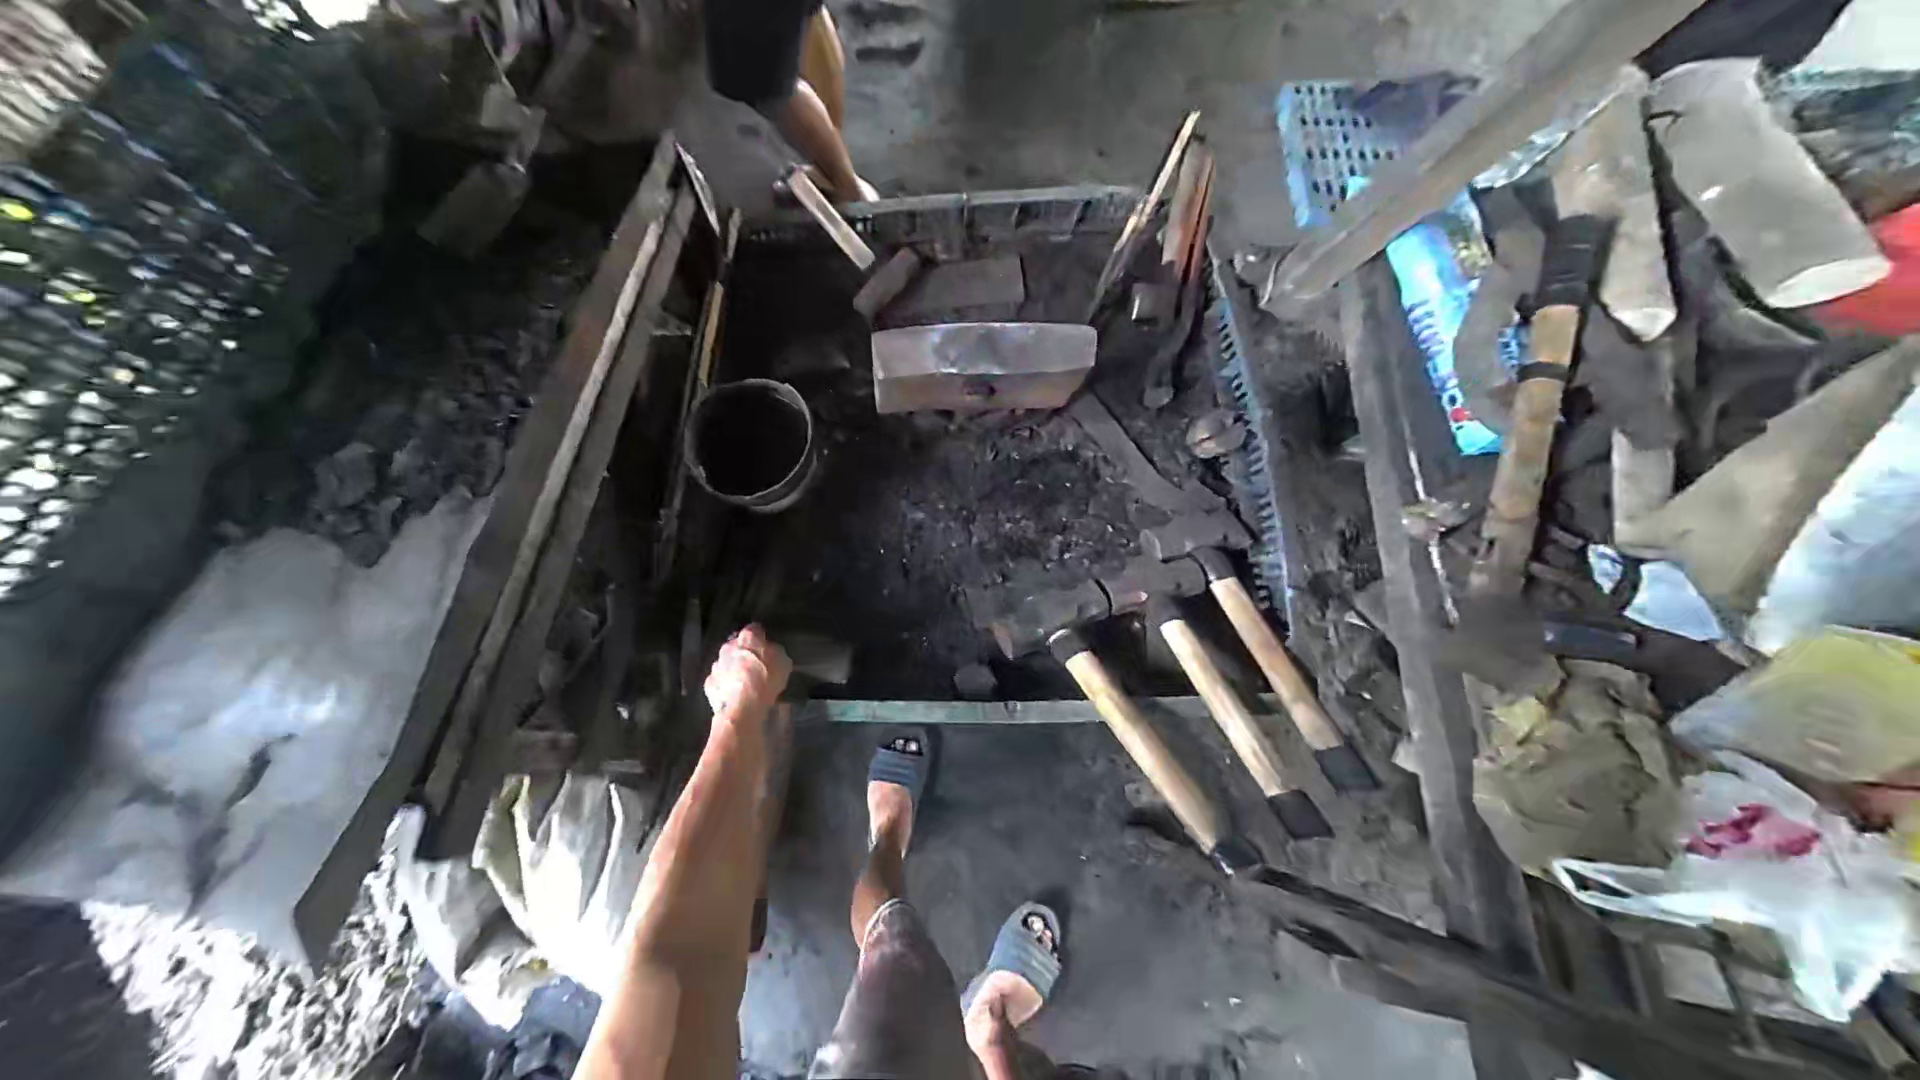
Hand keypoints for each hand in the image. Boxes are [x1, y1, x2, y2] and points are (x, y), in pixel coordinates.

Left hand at [704, 624, 791, 718]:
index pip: (754, 629)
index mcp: (747, 637)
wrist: (744, 707)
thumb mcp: (783, 661)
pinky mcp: (709, 684)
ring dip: (733, 668)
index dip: (761, 635)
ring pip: (726, 662)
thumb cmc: (767, 680)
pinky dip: (726, 684)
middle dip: (744, 651)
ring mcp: (716, 665)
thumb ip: (774, 651)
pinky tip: (735, 693)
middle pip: (736, 645)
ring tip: (745, 681)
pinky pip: (720, 680)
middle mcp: (728, 647)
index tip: (766, 643)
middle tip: (756, 664)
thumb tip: (768, 649)